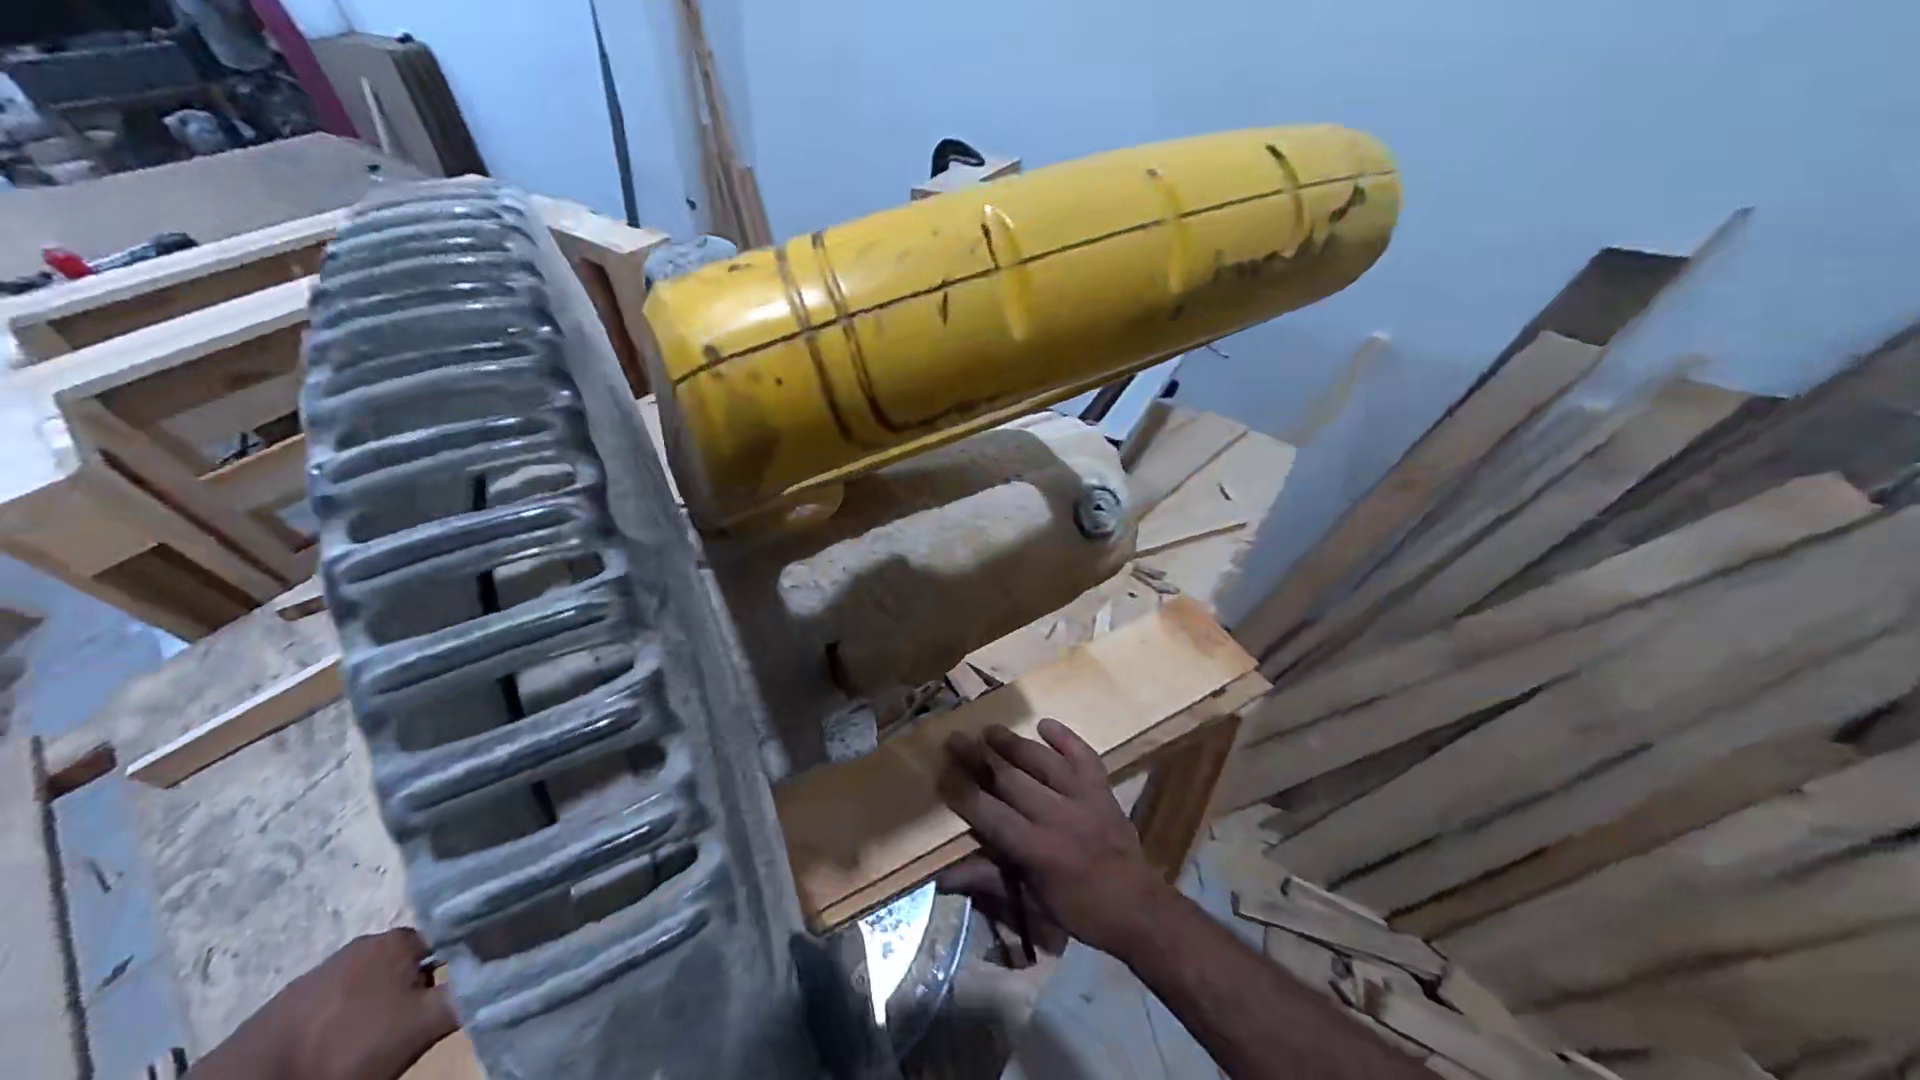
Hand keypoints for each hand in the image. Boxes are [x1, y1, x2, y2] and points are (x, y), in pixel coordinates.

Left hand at [188, 928, 456, 1079]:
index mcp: (398, 937)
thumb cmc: (347, 1048)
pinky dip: (343, 1022)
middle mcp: (363, 941)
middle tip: (406, 1032)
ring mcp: (321, 970)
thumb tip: (516, 968)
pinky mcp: (287, 1002)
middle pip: (409, 965)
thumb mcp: (422, 1026)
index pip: (448, 944)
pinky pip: (336, 1003)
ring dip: (377, 1010)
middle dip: (412, 994)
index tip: (443, 1006)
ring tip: (370, 1045)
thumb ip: (470, 994)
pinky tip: (335, 1050)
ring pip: (371, 985)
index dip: (452, 974)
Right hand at [937, 718, 1179, 958]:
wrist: (1138, 906)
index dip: (963, 793)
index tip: (942, 772)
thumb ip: (987, 881)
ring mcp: (1083, 798)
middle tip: (956, 738)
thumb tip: (941, 878)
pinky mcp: (1103, 789)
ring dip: (1014, 744)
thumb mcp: (1031, 901)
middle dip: (979, 758)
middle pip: (1010, 779)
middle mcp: (1057, 816)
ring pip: (1042, 762)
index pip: (990, 813)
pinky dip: (1065, 737)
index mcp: (1036, 849)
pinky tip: (1045, 724)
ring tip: (990, 729)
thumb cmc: (1079, 909)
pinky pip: (1083, 755)